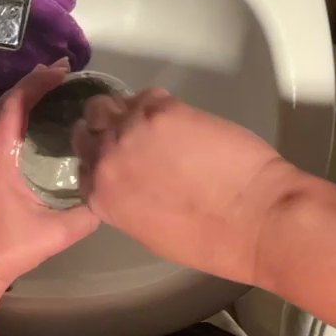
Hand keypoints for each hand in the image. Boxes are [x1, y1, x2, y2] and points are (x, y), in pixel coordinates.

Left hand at [0, 61, 100, 285]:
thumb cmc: (11, 247)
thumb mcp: (58, 232)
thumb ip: (89, 210)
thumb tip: (113, 187)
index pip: (15, 105)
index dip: (38, 84)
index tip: (63, 71)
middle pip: (5, 102)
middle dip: (32, 82)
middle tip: (62, 70)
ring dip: (21, 94)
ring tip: (50, 82)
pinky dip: (14, 110)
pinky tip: (34, 112)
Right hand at [71, 89, 308, 285]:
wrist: (255, 218)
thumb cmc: (208, 240)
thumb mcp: (147, 229)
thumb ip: (123, 201)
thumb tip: (127, 181)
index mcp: (101, 196)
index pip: (81, 166)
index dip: (97, 158)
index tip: (113, 157)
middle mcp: (104, 160)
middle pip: (86, 130)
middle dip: (102, 130)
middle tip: (129, 135)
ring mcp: (130, 131)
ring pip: (105, 105)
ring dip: (122, 111)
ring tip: (148, 120)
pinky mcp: (160, 109)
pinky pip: (145, 95)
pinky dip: (156, 103)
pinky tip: (176, 118)